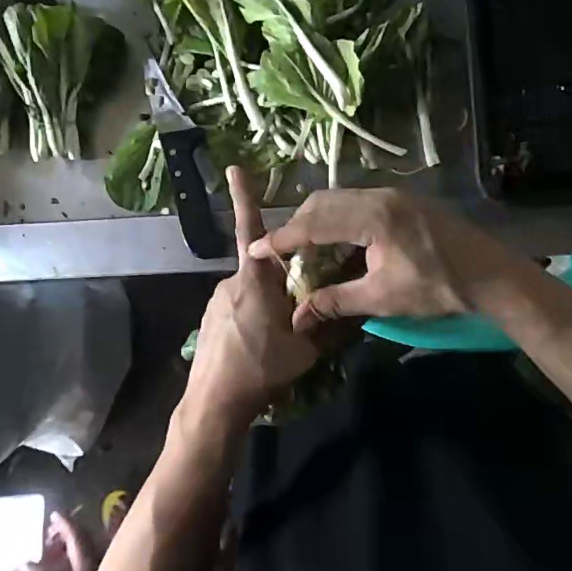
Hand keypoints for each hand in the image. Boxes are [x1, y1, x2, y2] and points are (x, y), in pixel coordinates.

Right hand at [27, 511, 95, 570]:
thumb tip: (27, 562)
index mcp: (86, 566)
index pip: (77, 538)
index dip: (66, 524)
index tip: (53, 515)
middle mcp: (96, 564)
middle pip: (85, 539)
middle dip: (69, 531)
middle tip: (50, 528)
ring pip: (87, 548)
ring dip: (71, 542)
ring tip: (51, 542)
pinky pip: (85, 560)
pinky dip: (73, 555)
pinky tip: (57, 564)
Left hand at [184, 167, 321, 421]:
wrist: (214, 403)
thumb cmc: (261, 369)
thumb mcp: (307, 349)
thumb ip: (334, 325)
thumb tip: (361, 310)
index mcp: (254, 281)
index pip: (253, 232)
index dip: (245, 198)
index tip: (234, 167)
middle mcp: (231, 283)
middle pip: (262, 267)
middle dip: (282, 276)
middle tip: (302, 299)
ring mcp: (216, 302)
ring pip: (251, 289)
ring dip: (269, 301)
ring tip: (282, 333)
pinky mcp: (209, 320)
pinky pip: (239, 306)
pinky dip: (254, 315)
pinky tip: (263, 342)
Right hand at [250, 189, 520, 331]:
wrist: (491, 275)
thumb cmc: (438, 288)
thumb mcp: (382, 298)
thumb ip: (335, 302)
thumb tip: (297, 318)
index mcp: (373, 216)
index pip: (313, 223)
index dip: (281, 239)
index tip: (255, 252)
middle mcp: (380, 196)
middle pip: (323, 202)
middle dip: (296, 226)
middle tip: (279, 252)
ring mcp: (394, 195)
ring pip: (341, 199)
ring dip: (317, 220)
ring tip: (303, 248)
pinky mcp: (404, 201)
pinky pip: (358, 202)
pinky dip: (338, 218)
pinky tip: (337, 242)